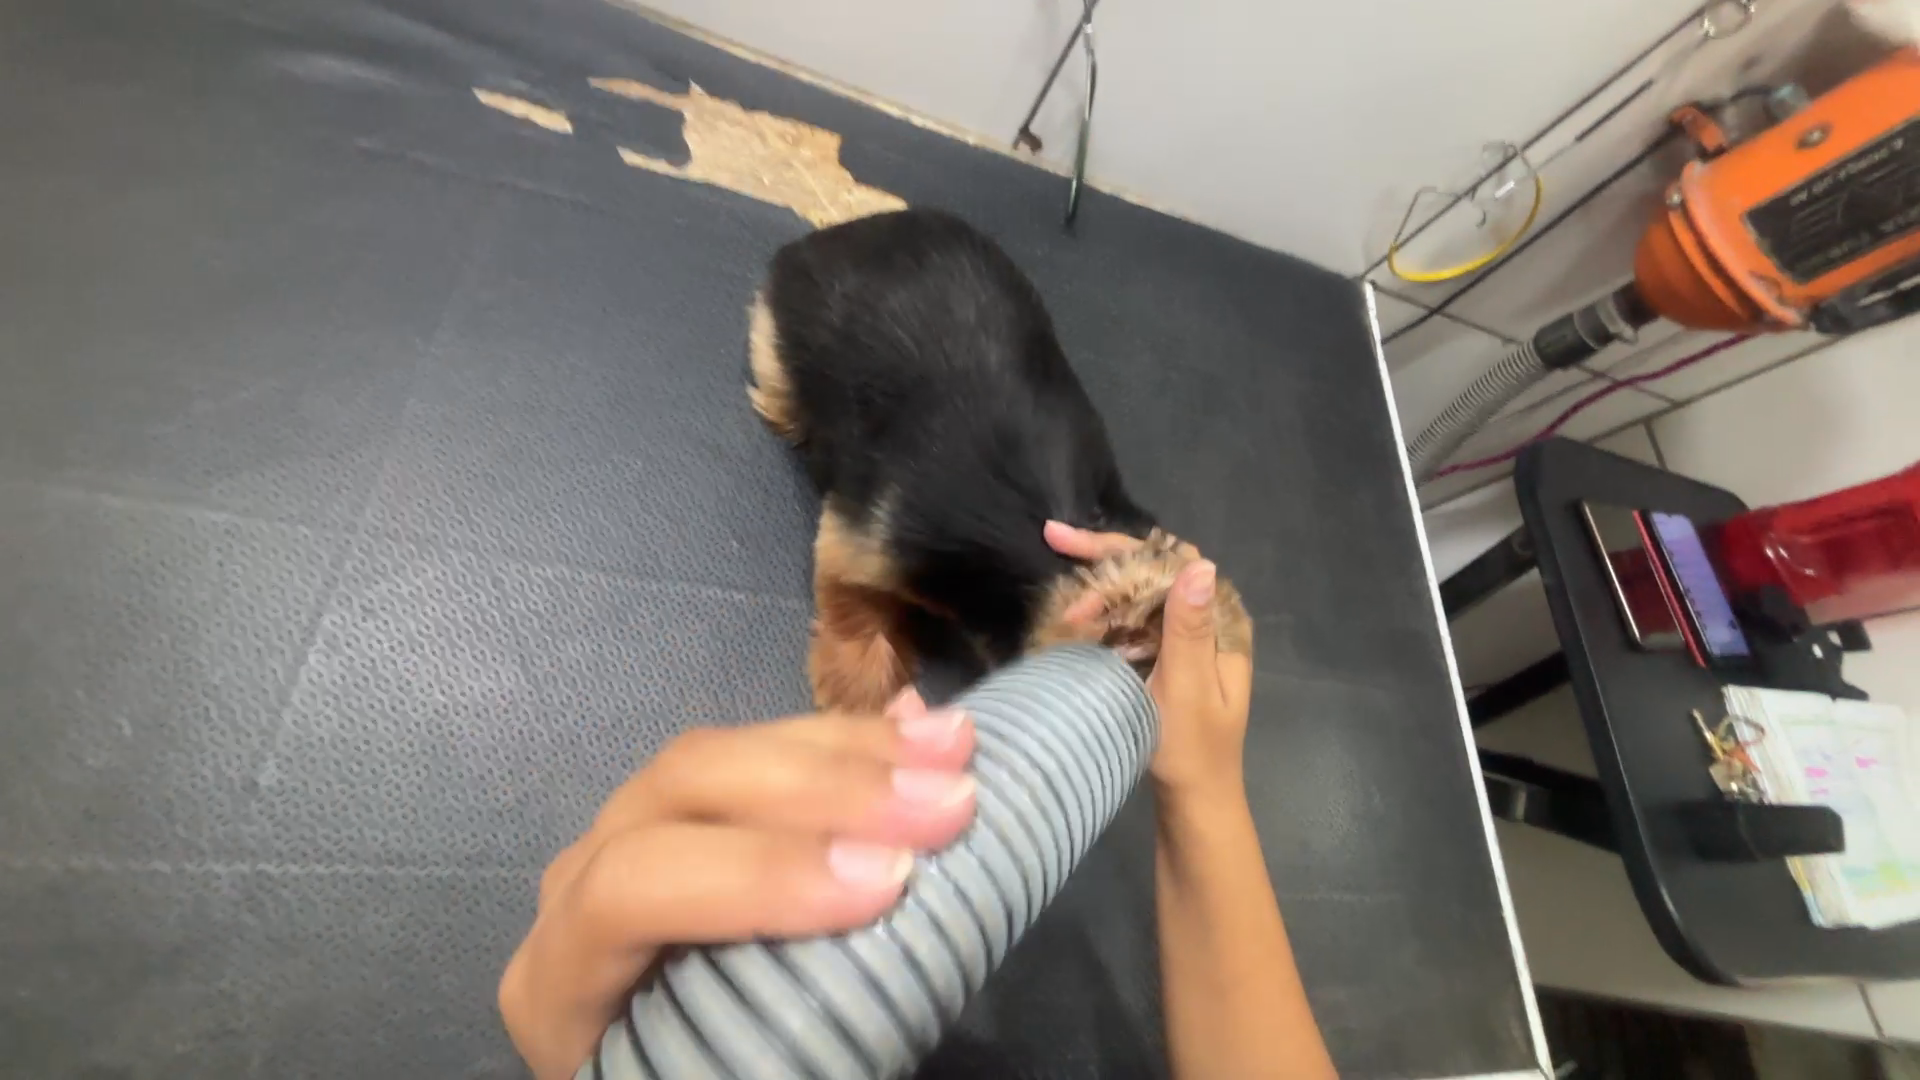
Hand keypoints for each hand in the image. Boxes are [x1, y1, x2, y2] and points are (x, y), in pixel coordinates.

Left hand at [499, 691, 975, 1079]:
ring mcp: (652, 819)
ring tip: (954, 750)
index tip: (882, 888)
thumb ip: (778, 1050)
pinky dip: (861, 738)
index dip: (754, 877)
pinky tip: (923, 729)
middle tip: (946, 805)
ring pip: (741, 745)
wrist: (683, 1060)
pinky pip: (780, 741)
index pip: (629, 891)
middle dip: (828, 789)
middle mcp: (592, 875)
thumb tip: (874, 1004)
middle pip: (688, 784)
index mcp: (562, 976)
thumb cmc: (702, 1076)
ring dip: (859, 747)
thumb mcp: (717, 1079)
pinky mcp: (716, 797)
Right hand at [1044, 522, 1252, 799]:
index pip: (1172, 562)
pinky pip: (1132, 622)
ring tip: (1065, 610)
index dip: (1123, 547)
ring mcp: (1184, 640)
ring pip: (1138, 595)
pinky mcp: (1164, 657)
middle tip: (1052, 540)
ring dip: (1100, 594)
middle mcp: (1205, 622)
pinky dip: (1104, 618)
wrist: (1193, 804)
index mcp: (1221, 623)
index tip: (1072, 542)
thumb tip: (1199, 565)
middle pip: (1151, 571)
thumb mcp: (1188, 688)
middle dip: (1103, 561)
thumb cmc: (1192, 751)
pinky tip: (1076, 622)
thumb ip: (1189, 629)